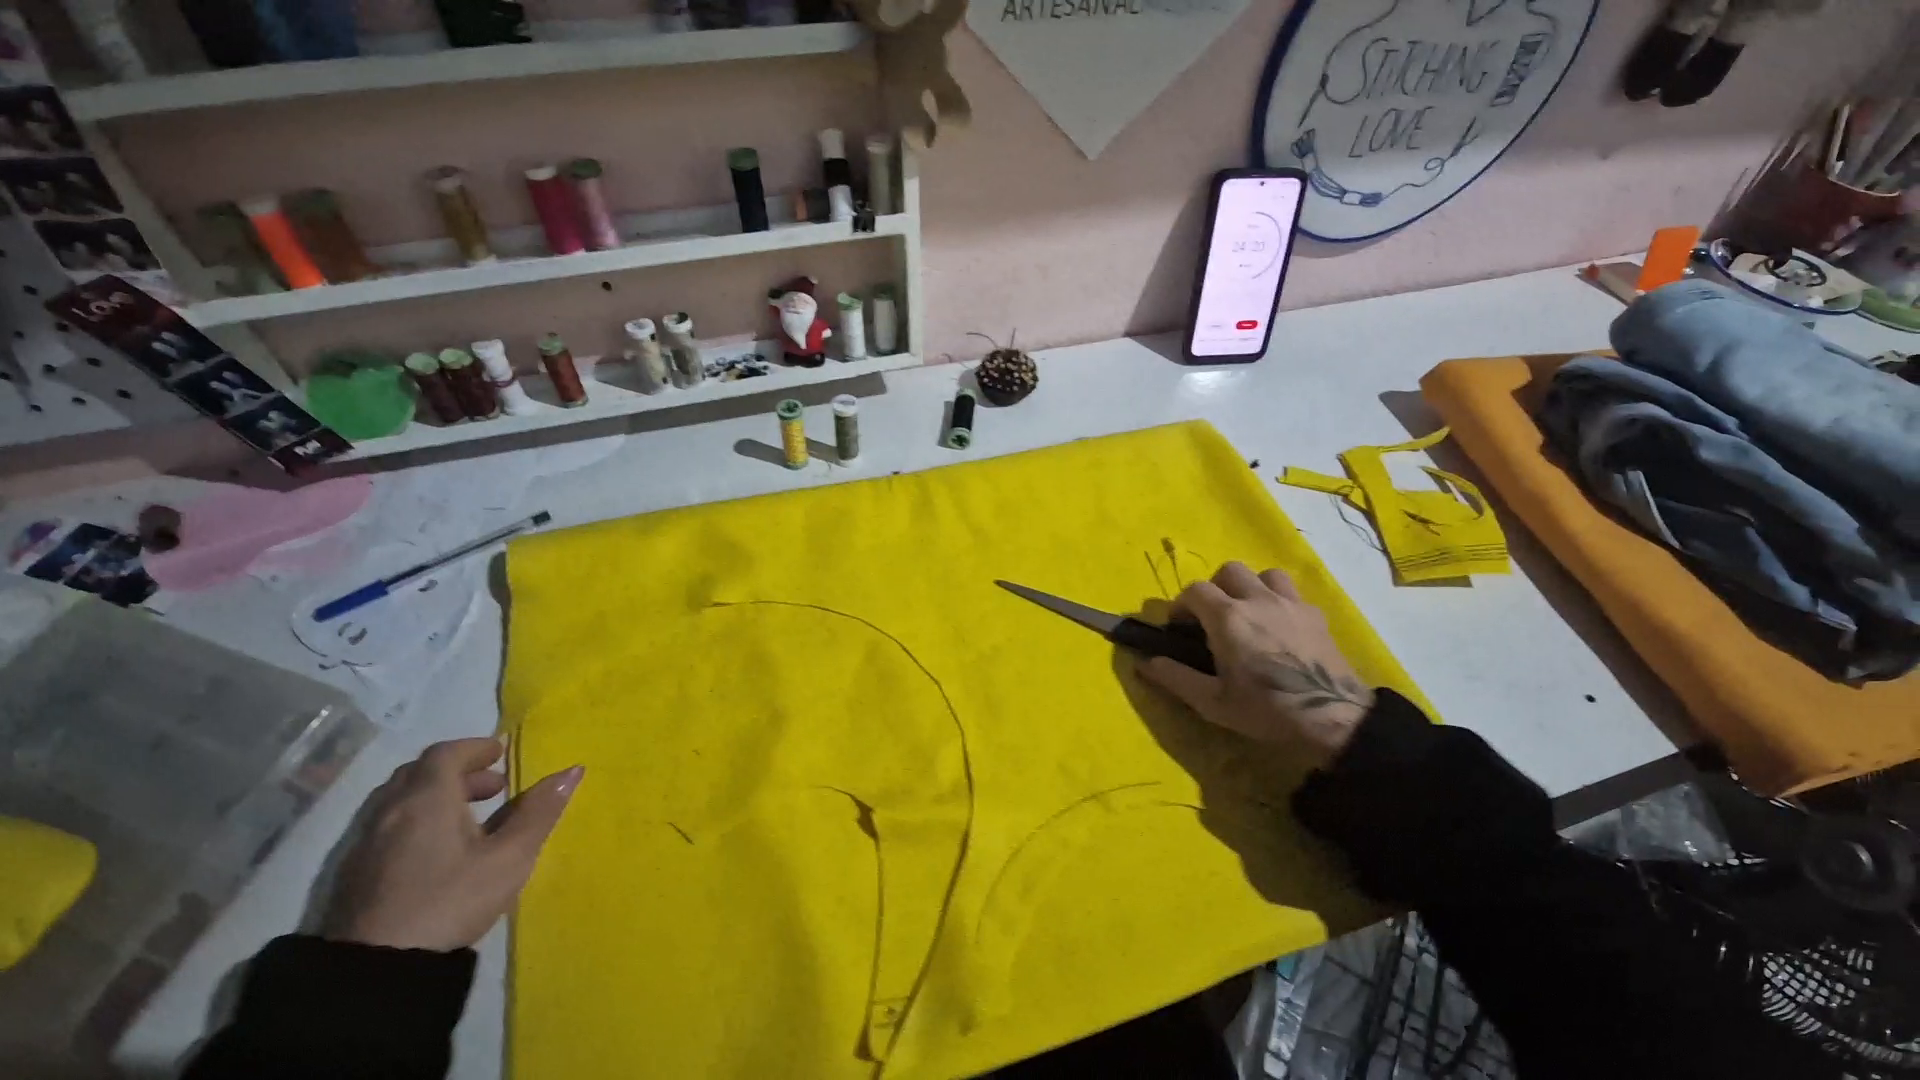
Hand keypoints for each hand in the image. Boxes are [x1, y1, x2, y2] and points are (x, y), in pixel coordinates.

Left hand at [322, 737, 582, 951]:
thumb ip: (539, 812)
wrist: (376, 968)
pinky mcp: (355, 872)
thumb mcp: (509, 858)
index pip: (446, 753)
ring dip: (438, 796)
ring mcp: (367, 842)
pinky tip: (438, 852)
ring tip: (470, 819)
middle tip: (493, 787)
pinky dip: (418, 820)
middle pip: (421, 773)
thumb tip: (572, 770)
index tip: (500, 753)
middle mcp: (390, 810)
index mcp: (427, 798)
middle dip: (459, 771)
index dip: (475, 748)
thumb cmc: (450, 901)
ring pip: (402, 800)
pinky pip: (390, 826)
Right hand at [1136, 562, 1373, 766]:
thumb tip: (1145, 663)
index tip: (1181, 628)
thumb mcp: (1212, 703)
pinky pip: (1291, 592)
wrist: (1333, 717)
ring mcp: (1290, 603)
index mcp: (1227, 618)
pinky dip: (1278, 600)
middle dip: (1215, 589)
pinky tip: (1280, 627)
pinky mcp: (1315, 614)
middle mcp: (1257, 600)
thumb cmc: (1266, 710)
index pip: (1194, 590)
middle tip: (1214, 619)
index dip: (1182, 605)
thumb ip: (1175, 678)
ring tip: (1249, 615)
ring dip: (1250, 588)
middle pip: (1228, 571)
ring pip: (1263, 574)